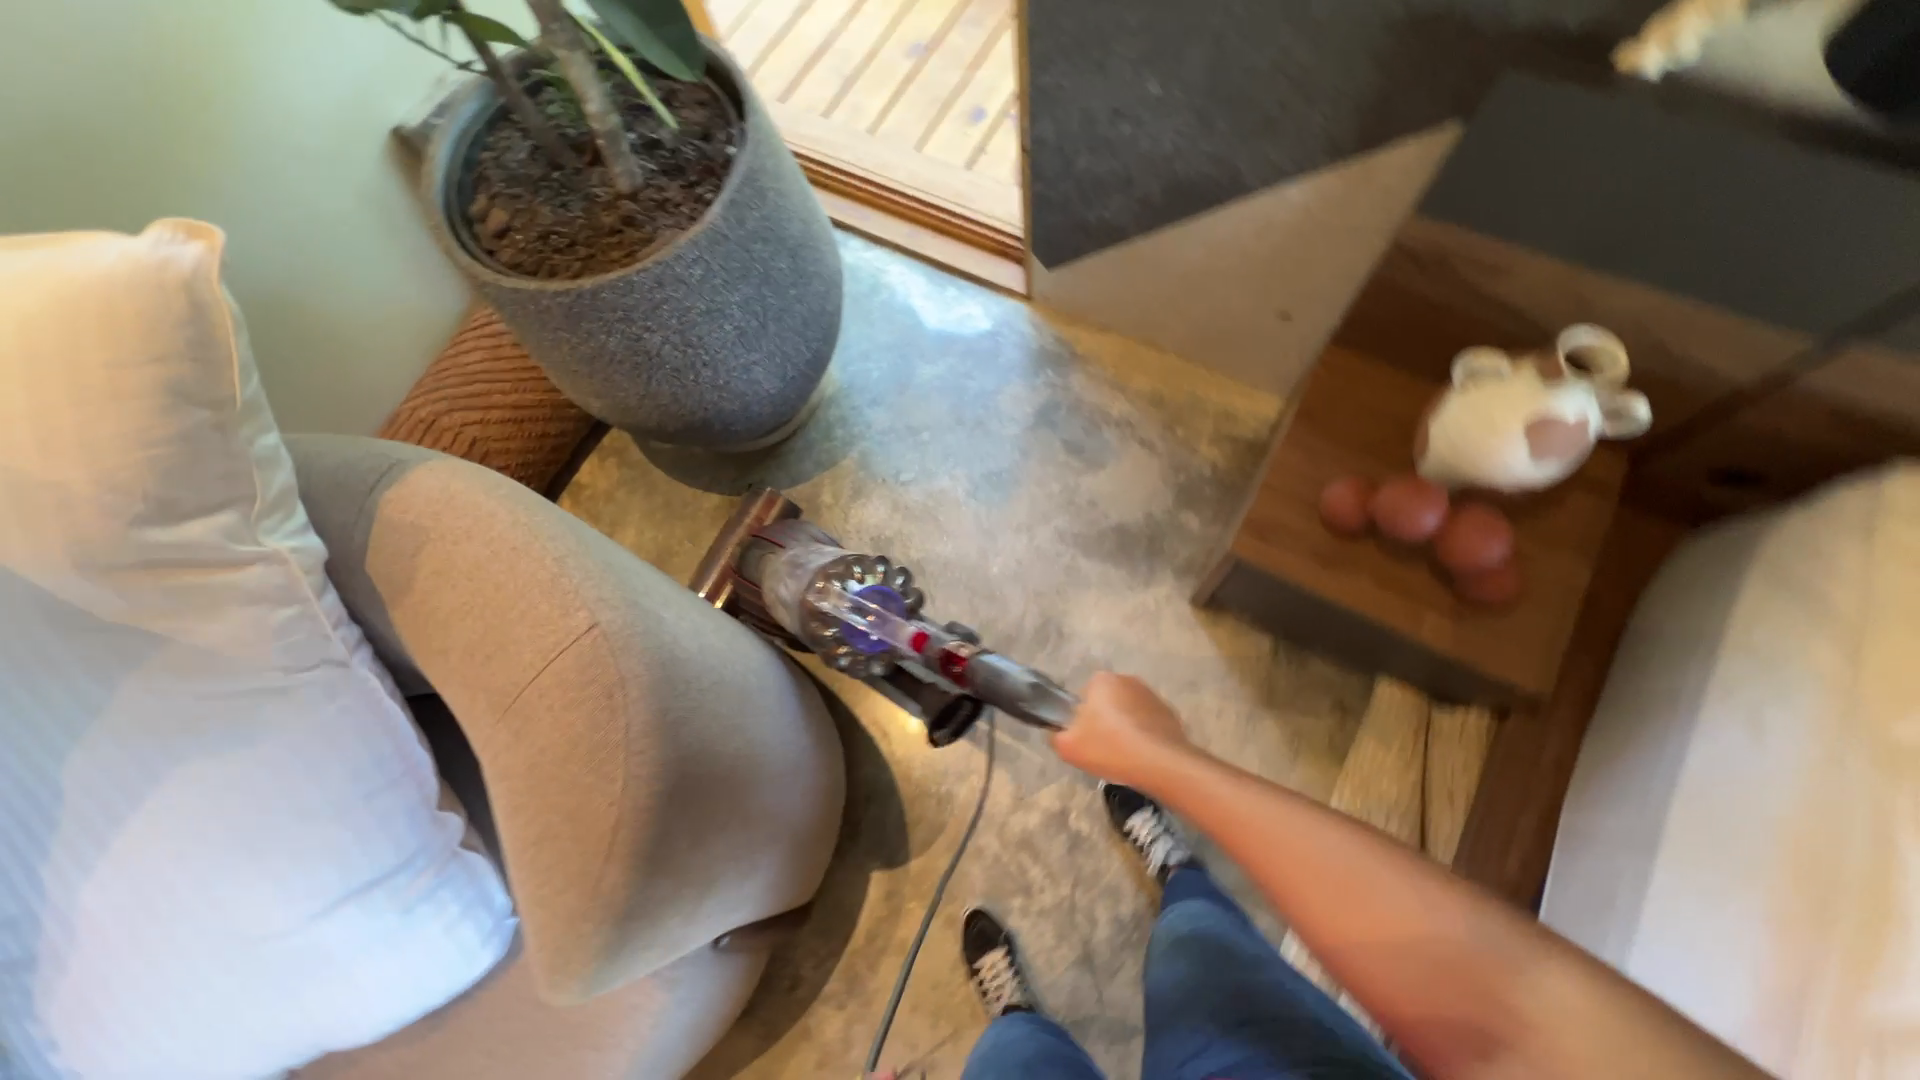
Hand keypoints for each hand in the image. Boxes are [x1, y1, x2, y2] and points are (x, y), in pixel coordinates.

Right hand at [1050, 672, 1193, 788]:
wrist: (1161, 764)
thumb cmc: (1109, 748)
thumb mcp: (1067, 747)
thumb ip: (1056, 735)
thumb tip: (1059, 732)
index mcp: (1102, 680)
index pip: (1084, 696)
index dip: (1082, 718)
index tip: (1086, 737)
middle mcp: (1128, 680)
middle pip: (1108, 702)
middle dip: (1105, 720)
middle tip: (1102, 748)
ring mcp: (1152, 695)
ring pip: (1129, 712)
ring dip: (1126, 727)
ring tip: (1124, 755)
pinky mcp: (1170, 713)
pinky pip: (1148, 723)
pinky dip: (1144, 736)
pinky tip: (1143, 756)